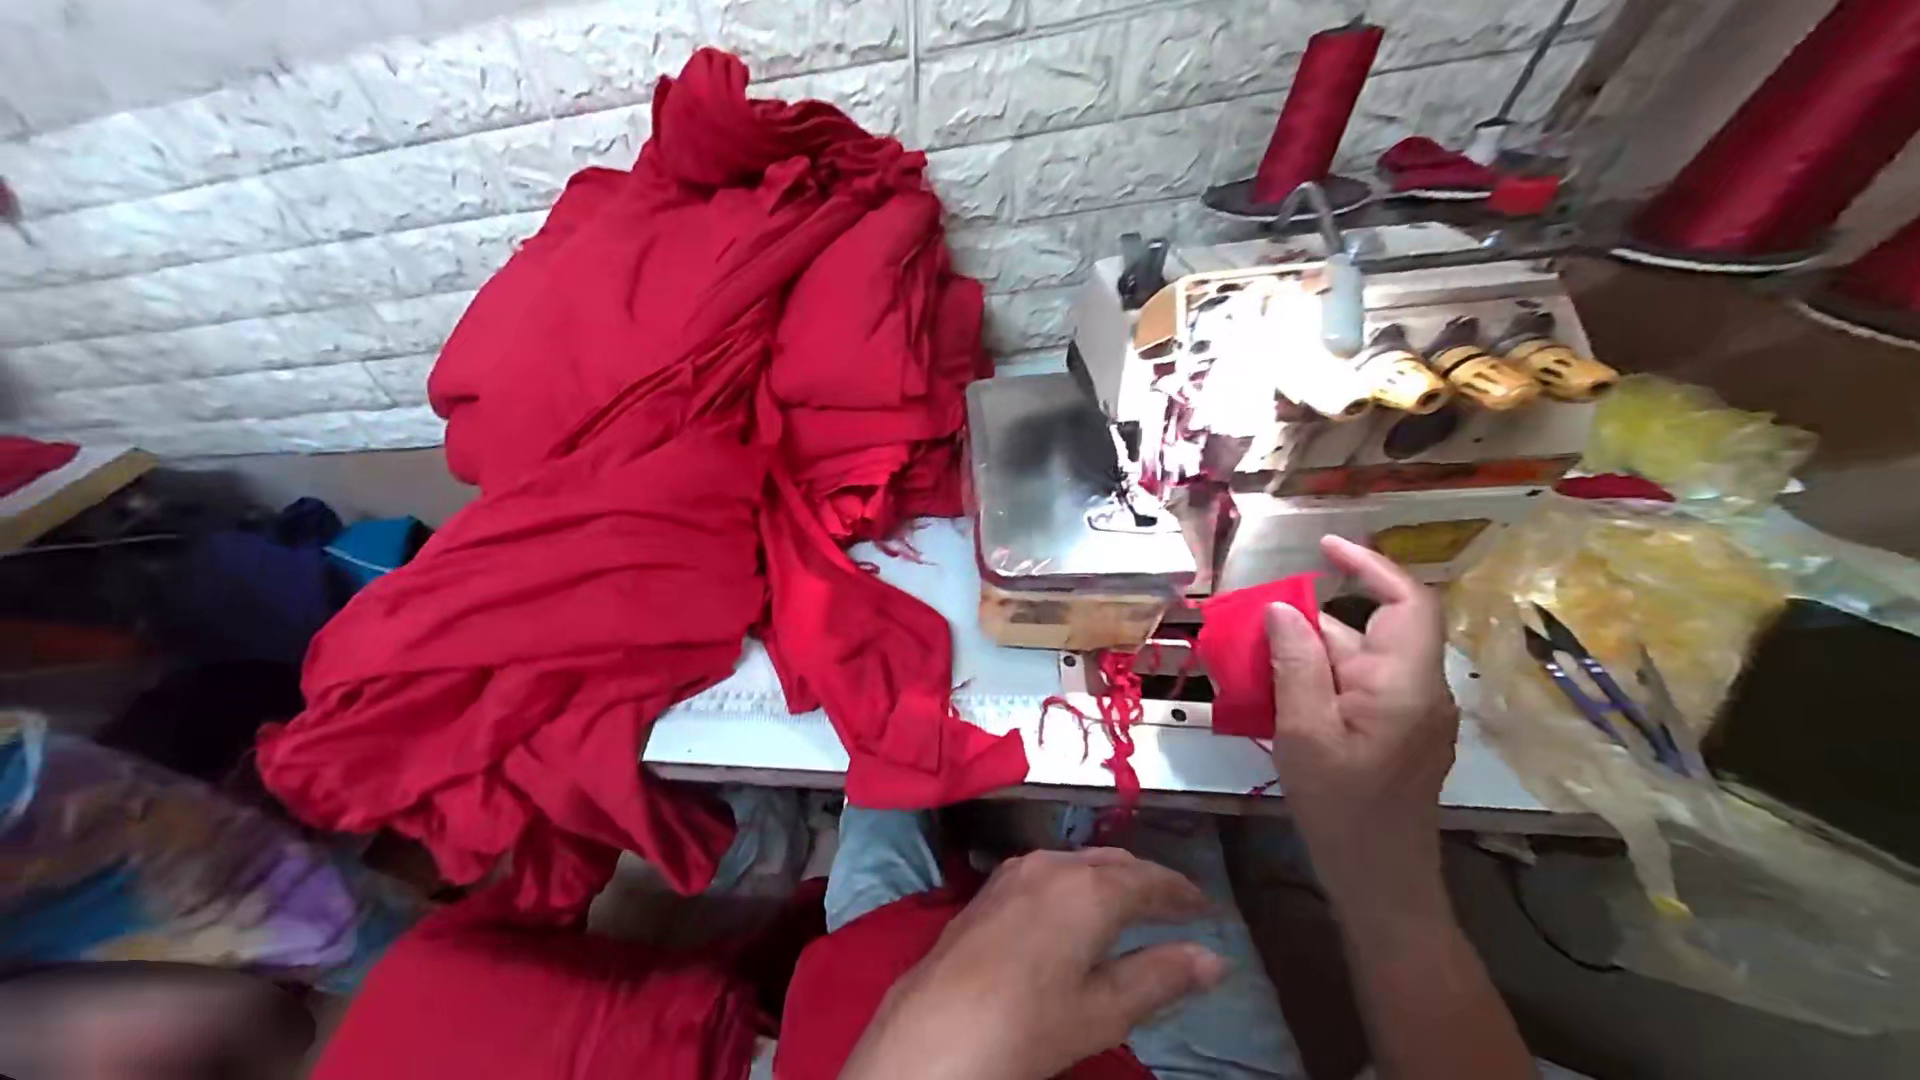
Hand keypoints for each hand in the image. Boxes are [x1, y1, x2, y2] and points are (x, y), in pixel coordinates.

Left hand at [840, 849, 1227, 1079]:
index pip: (1149, 879)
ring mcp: (1019, 870)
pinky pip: (1052, 869)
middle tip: (1177, 905)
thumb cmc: (1029, 1023)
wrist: (935, 1028)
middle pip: (1115, 863)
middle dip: (1148, 881)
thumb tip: (1215, 959)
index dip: (1180, 891)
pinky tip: (1079, 904)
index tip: (1205, 905)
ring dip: (1112, 877)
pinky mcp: (994, 884)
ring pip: (1080, 861)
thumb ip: (1160, 977)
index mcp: (1089, 888)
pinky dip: (1079, 880)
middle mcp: (1054, 864)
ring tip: (1135, 903)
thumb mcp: (1103, 1009)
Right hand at [1266, 534, 1458, 908]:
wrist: (1380, 880)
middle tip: (1250, 628)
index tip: (1323, 547)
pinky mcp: (1396, 731)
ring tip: (1251, 665)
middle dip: (1308, 624)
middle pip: (1366, 633)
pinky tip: (1277, 694)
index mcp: (1404, 684)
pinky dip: (1316, 678)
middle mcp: (1417, 689)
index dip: (1370, 566)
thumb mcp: (1304, 732)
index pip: (1407, 602)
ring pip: (1355, 661)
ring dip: (1305, 655)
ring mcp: (1409, 712)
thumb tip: (1284, 609)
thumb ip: (1296, 664)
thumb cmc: (1342, 807)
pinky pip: (1355, 686)